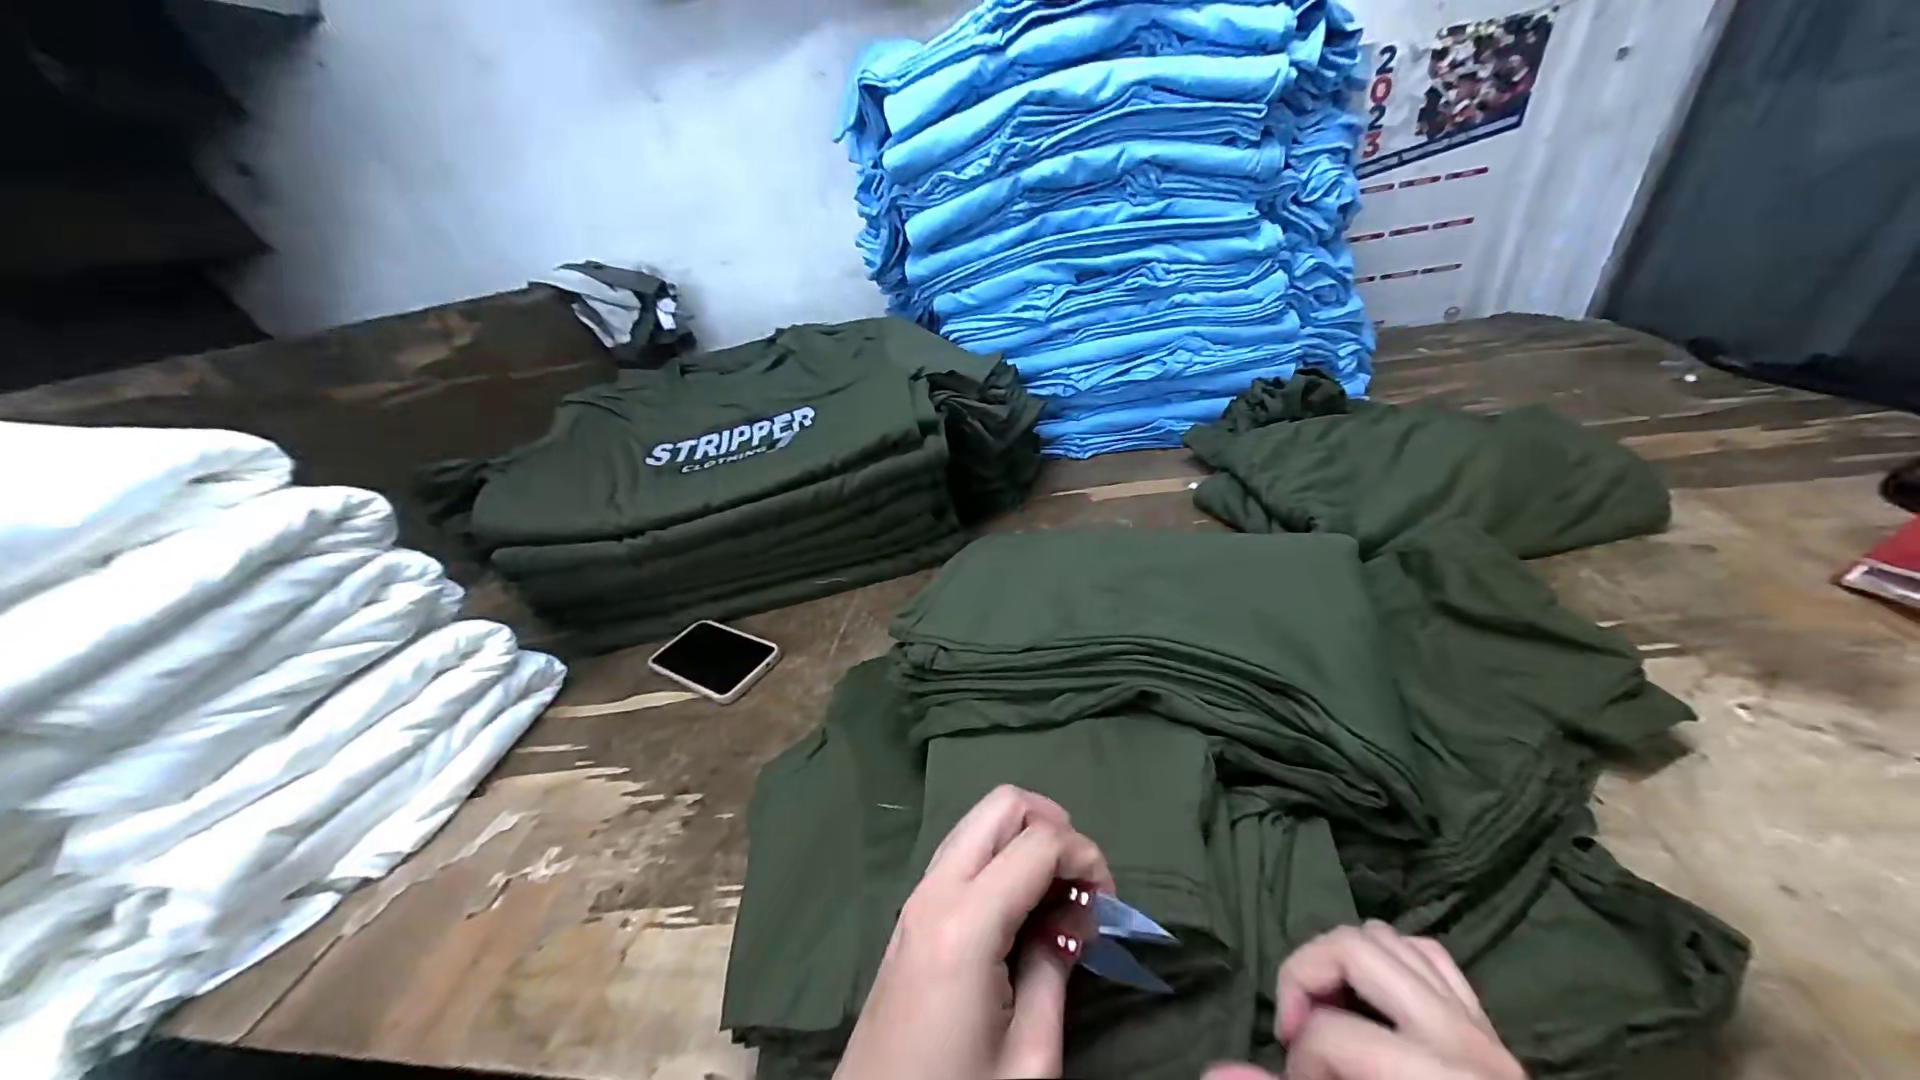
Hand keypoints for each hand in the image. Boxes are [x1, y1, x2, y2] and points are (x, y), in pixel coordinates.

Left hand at [834, 785, 1113, 1079]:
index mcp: (965, 922)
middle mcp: (936, 889)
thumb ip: (1055, 966)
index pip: (1039, 841)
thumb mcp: (1029, 1052)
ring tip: (1058, 895)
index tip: (1107, 905)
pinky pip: (964, 850)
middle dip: (1055, 825)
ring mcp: (918, 894)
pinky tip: (1023, 903)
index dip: (1087, 857)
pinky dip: (1002, 854)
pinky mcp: (913, 909)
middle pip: (1003, 803)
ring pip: (980, 819)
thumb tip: (1075, 914)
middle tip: (1082, 884)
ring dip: (1027, 837)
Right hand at [1205, 922, 1525, 1079]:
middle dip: (1305, 978)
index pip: (1333, 1034)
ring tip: (1329, 1012)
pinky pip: (1429, 955)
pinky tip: (1371, 1000)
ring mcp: (1484, 1032)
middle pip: (1355, 950)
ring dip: (1341, 964)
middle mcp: (1465, 1043)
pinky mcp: (1491, 1031)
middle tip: (1296, 1031)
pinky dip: (1389, 961)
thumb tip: (1214, 1069)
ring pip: (1389, 938)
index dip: (1297, 1062)